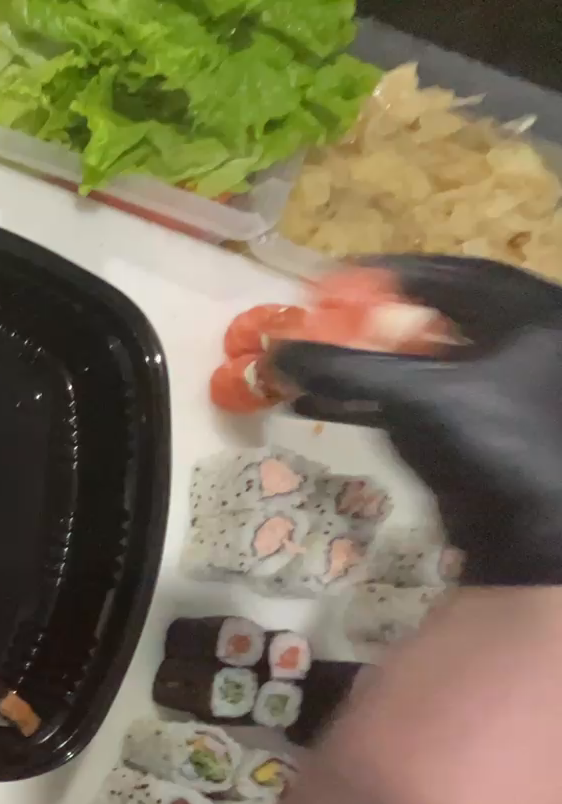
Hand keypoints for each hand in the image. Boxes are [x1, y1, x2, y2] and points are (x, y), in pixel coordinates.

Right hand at [272, 256, 561, 585]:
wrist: (537, 525)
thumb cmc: (500, 443)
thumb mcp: (418, 396)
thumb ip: (344, 368)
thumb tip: (273, 349)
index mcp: (534, 319)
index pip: (454, 276)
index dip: (387, 272)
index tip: (329, 276)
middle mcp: (521, 344)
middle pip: (425, 318)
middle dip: (359, 321)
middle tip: (308, 321)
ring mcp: (495, 386)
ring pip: (408, 360)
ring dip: (349, 362)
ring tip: (296, 365)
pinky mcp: (469, 423)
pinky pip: (402, 398)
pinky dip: (355, 397)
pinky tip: (308, 403)